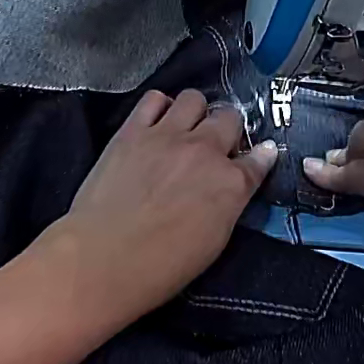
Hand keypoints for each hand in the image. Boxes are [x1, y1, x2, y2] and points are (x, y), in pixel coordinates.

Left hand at [41, 90, 276, 324]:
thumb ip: (233, 201)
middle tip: (216, 145)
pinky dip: (159, 107)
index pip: (259, 158)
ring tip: (186, 128)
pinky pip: (153, 99)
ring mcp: (168, 135)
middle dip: (228, 128)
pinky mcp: (133, 131)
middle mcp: (205, 150)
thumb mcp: (215, 240)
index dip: (259, 156)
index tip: (257, 156)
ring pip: (194, 98)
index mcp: (231, 182)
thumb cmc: (163, 266)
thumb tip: (242, 178)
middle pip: (229, 117)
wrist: (104, 260)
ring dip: (196, 112)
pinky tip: (156, 122)